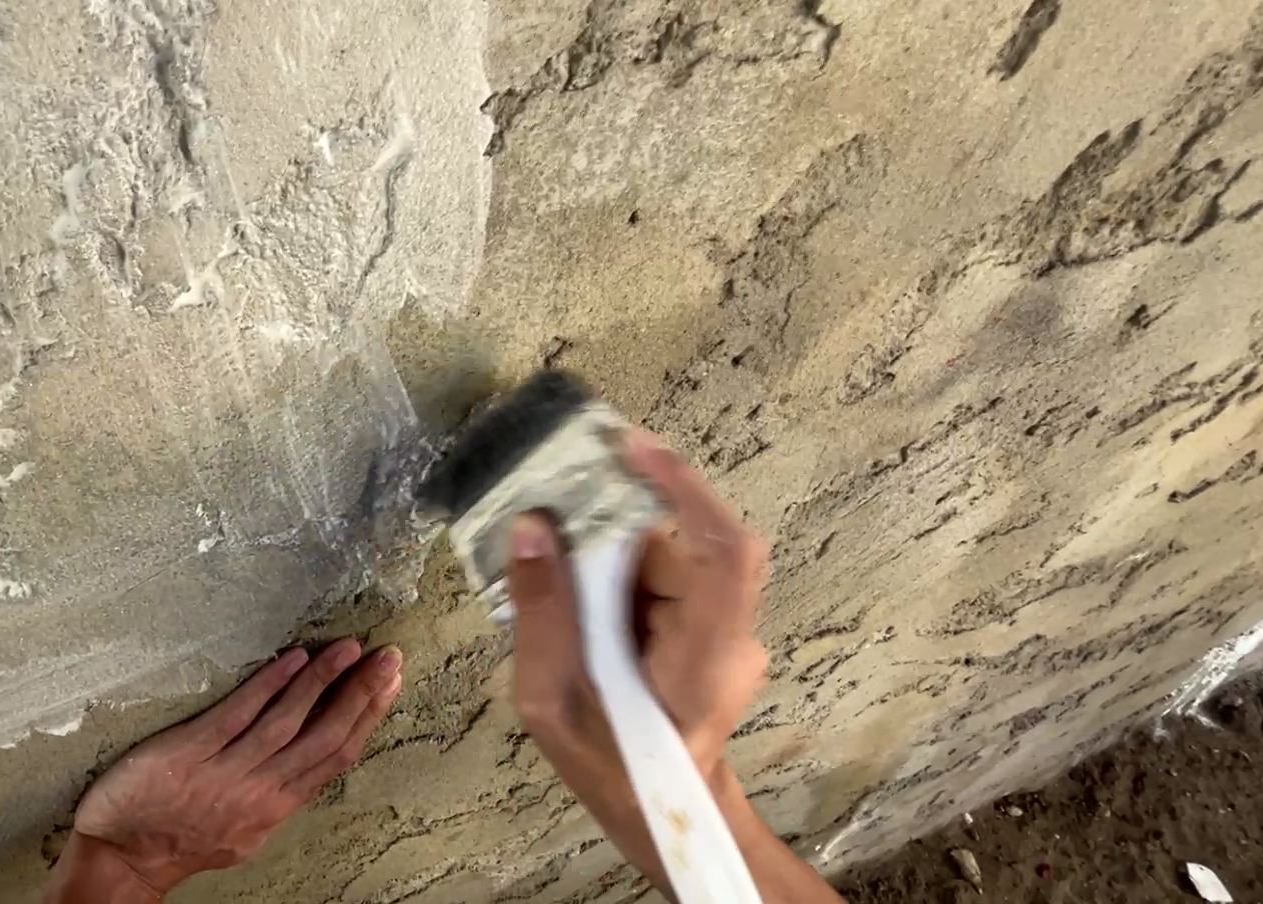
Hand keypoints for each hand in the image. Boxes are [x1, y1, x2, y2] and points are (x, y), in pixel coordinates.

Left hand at [44, 638, 403, 900]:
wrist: (120, 858)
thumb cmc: (180, 838)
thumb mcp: (241, 826)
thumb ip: (274, 790)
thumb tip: (308, 756)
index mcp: (274, 808)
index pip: (335, 757)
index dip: (367, 717)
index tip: (390, 684)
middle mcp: (259, 792)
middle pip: (324, 737)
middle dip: (360, 694)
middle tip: (386, 658)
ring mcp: (226, 771)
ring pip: (287, 721)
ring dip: (322, 681)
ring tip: (347, 649)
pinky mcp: (190, 752)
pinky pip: (238, 714)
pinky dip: (270, 685)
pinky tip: (293, 659)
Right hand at [506, 431, 769, 878]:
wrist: (665, 814)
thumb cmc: (610, 770)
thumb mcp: (549, 701)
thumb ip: (540, 614)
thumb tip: (531, 526)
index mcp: (703, 659)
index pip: (725, 553)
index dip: (685, 489)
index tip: (631, 447)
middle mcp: (731, 634)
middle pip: (677, 546)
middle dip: (611, 527)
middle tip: (548, 518)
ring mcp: (726, 629)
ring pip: (663, 557)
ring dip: (607, 556)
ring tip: (553, 570)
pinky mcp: (707, 624)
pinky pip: (658, 573)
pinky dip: (614, 571)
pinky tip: (578, 599)